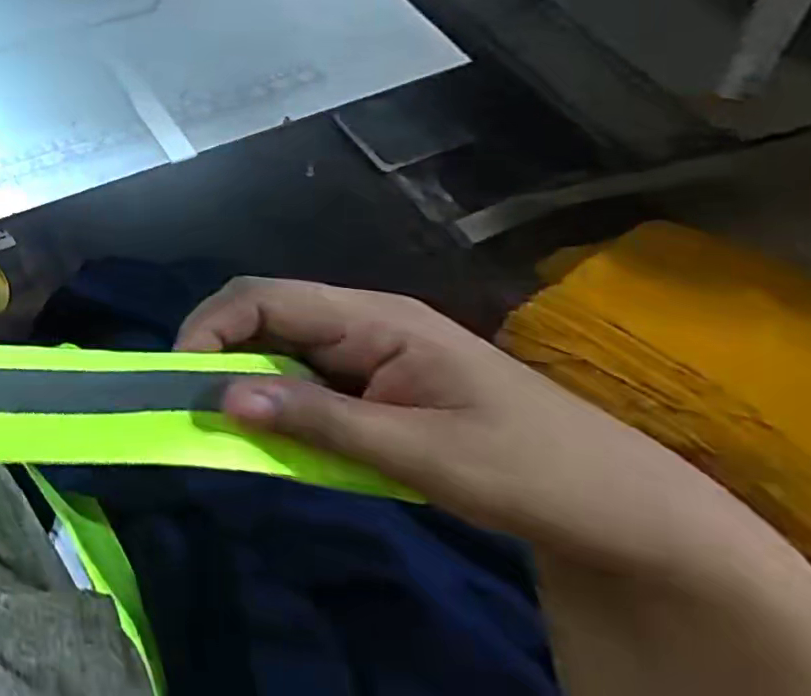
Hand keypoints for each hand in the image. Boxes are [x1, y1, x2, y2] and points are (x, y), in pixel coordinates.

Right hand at [176, 277, 756, 574]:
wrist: (629, 513)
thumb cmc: (534, 470)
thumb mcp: (423, 451)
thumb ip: (320, 420)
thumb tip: (224, 397)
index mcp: (374, 318)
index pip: (265, 297)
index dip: (211, 326)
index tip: (182, 377)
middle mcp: (362, 321)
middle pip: (263, 313)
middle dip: (217, 350)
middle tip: (193, 403)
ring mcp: (368, 350)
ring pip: (279, 346)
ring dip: (244, 378)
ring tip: (224, 420)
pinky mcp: (373, 382)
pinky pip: (303, 378)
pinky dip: (276, 400)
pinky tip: (274, 429)